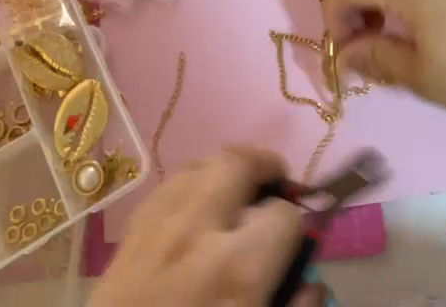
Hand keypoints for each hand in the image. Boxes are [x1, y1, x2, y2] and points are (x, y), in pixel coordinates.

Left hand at [90, 146, 321, 306]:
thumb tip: (314, 282)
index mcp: (238, 269)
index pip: (285, 216)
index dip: (296, 226)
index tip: (293, 241)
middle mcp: (199, 230)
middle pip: (239, 162)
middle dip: (265, 166)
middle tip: (276, 185)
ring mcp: (160, 223)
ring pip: (202, 163)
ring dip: (227, 171)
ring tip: (238, 192)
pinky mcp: (131, 228)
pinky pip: (169, 184)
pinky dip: (192, 184)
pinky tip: (198, 207)